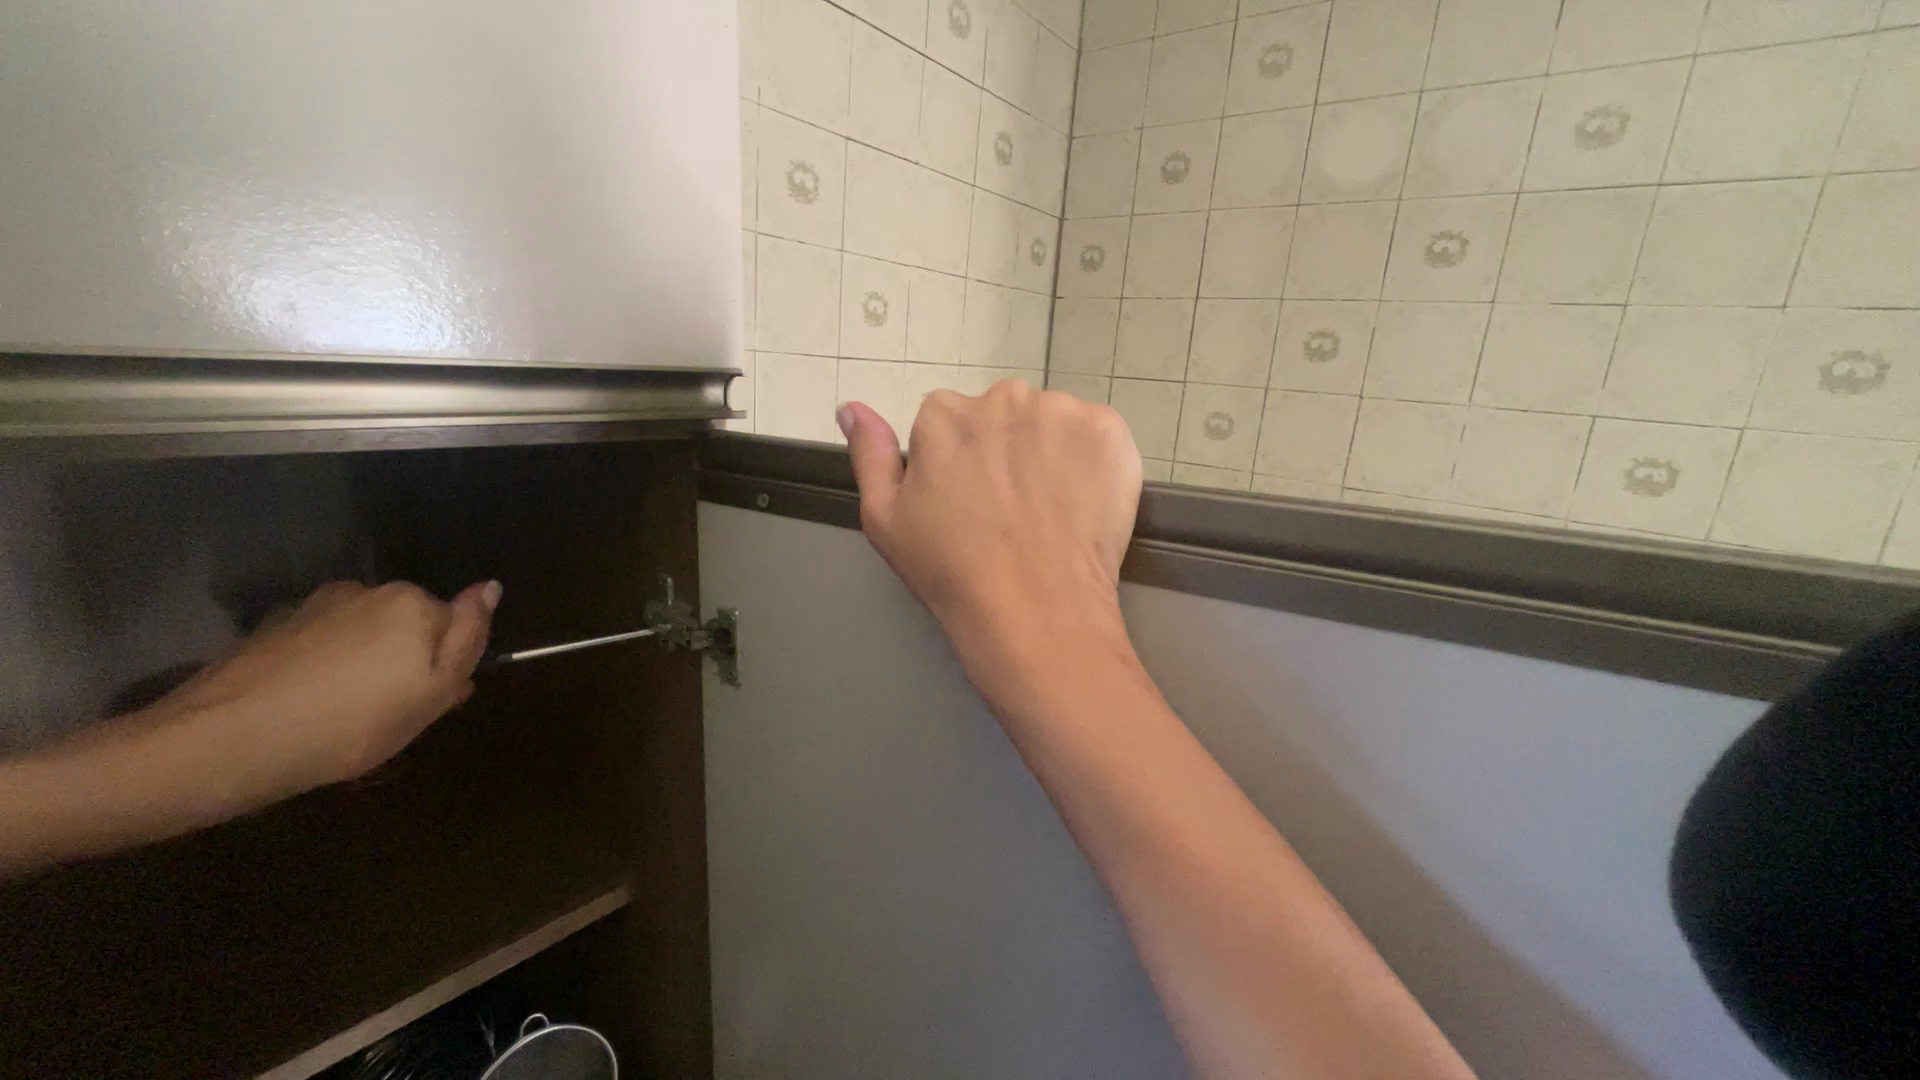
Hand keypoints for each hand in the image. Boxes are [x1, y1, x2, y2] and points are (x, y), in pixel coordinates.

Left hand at [151, 579, 500, 799]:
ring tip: (343, 716)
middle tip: (391, 715)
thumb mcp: (434, 692)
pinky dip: (322, 670)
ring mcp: (314, 607)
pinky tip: (306, 707)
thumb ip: (468, 637)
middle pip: (406, 625)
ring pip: (361, 635)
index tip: (431, 704)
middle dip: (406, 661)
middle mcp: (367, 592)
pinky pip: (319, 646)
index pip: (453, 625)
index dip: (447, 666)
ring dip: (363, 665)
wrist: (226, 741)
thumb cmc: (353, 723)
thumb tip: (490, 586)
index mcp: (413, 604)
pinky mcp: (270, 630)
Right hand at [837, 380, 1141, 684]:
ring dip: (1049, 453)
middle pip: (1002, 415)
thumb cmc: (952, 571)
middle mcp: (1002, 399)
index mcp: (944, 415)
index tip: (969, 504)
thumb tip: (851, 406)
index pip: (949, 422)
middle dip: (1004, 451)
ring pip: (1050, 423)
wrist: (1034, 610)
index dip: (959, 466)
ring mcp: (1061, 413)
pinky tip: (1080, 504)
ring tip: (1046, 512)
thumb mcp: (885, 518)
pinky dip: (1091, 462)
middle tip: (1009, 511)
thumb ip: (869, 453)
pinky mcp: (1109, 433)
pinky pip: (1095, 436)